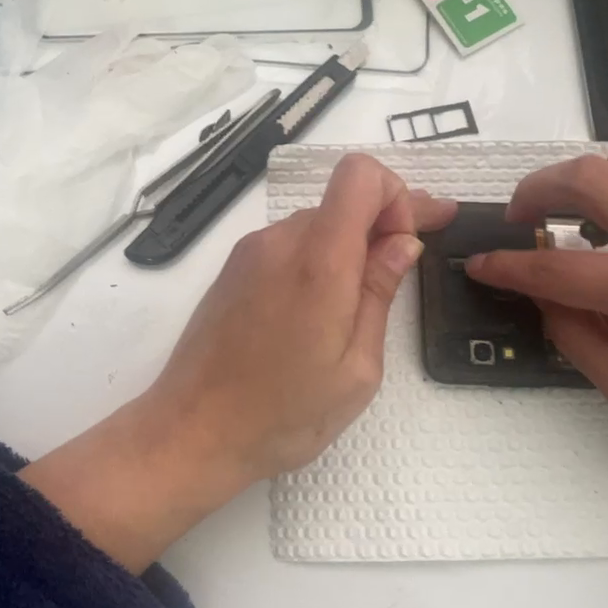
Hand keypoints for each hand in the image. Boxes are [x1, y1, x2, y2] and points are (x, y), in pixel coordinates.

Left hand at [21, 153, 455, 570]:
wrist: (192, 432)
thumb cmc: (284, 414)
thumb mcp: (356, 368)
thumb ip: (380, 293)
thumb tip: (402, 241)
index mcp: (318, 261)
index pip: (360, 175)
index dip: (395, 196)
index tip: (405, 244)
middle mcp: (279, 241)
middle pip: (340, 199)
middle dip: (383, 221)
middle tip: (415, 254)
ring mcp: (250, 252)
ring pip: (315, 223)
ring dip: (349, 244)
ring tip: (370, 289)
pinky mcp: (233, 270)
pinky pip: (288, 245)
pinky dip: (318, 259)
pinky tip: (325, 304)